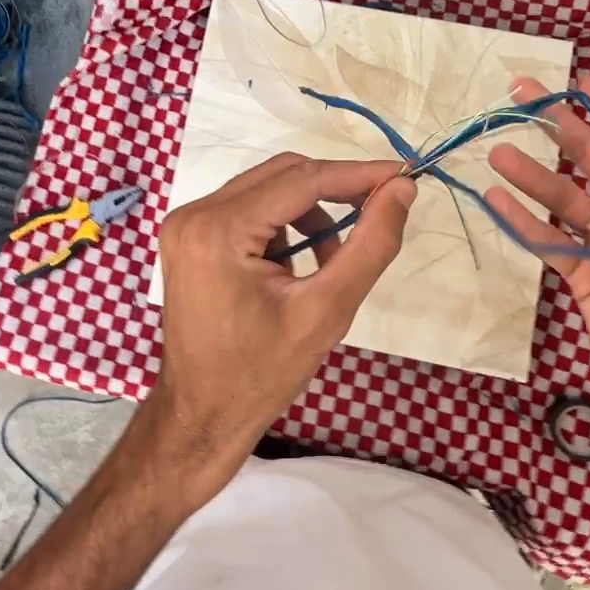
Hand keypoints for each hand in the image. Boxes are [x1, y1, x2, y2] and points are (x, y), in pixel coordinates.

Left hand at [149, 154, 415, 492]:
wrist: (202, 415)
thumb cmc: (263, 373)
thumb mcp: (326, 311)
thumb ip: (370, 245)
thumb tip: (401, 190)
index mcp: (219, 230)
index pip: (301, 180)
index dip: (357, 174)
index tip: (403, 175)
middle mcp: (194, 213)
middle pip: (282, 174)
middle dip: (335, 189)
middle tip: (380, 210)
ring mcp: (186, 222)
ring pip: (266, 187)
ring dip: (310, 211)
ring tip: (332, 261)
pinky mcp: (189, 234)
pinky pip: (248, 207)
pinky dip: (283, 224)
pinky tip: (297, 266)